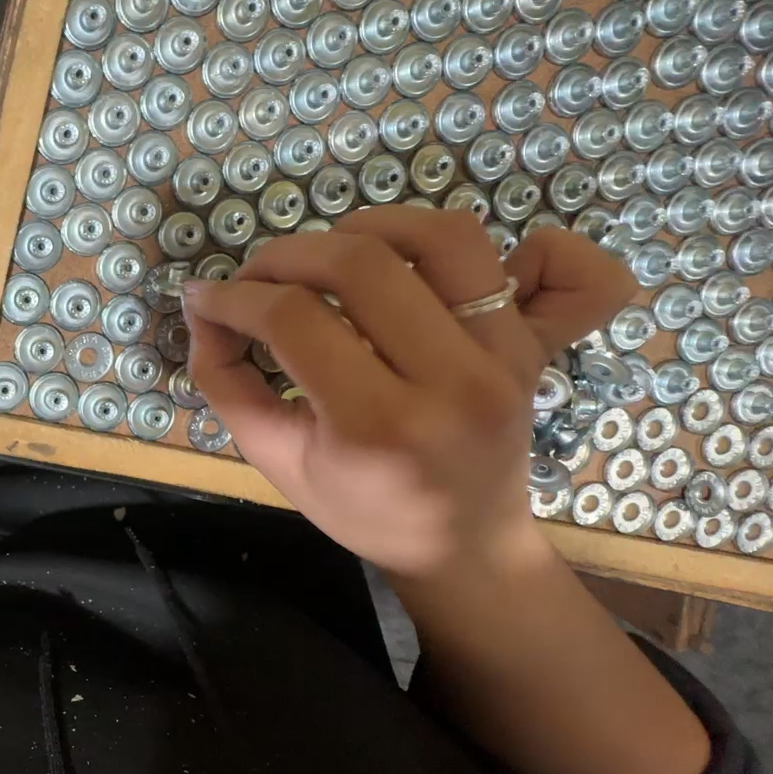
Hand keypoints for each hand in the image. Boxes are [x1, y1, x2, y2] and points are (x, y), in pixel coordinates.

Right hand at [183, 207, 634, 578]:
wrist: (461, 546)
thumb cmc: (358, 509)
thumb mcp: (271, 457)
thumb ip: (225, 380)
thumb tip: (204, 307)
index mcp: (377, 425)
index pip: (293, 320)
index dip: (233, 296)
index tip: (204, 297)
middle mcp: (453, 381)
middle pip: (363, 265)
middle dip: (286, 254)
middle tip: (255, 275)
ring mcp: (508, 358)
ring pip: (446, 240)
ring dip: (372, 227)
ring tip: (333, 254)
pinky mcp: (537, 348)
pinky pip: (568, 272)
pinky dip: (529, 246)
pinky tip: (457, 269)